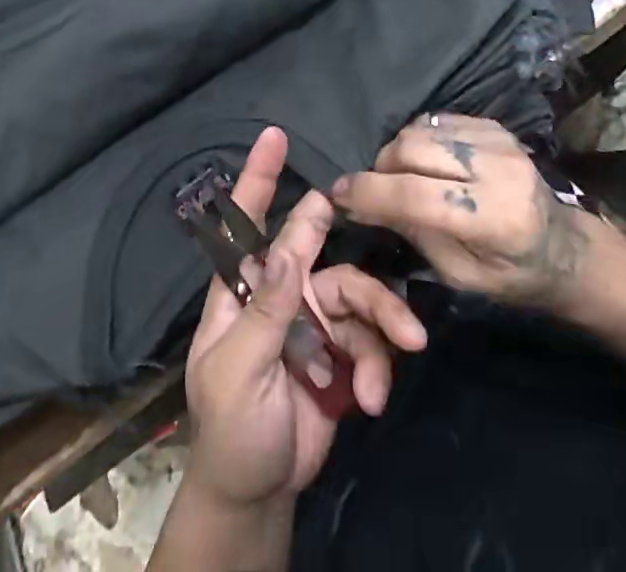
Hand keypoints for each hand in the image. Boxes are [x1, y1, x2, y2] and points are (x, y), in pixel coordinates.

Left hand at [183, 126, 427, 506]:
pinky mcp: (341, 353)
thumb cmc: (231, 428)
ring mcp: (313, 322)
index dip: (259, 179)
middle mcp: (279, 294)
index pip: (246, 224)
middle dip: (354, 269)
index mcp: (241, 291)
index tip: (275, 136)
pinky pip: (371, 342)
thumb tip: (287, 252)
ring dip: (382, 330)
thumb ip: (268, 311)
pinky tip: (370, 400)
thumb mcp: (239, 370)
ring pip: (359, 298)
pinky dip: (378, 368)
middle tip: (381, 288)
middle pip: (321, 256)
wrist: (260, 490)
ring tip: (394, 364)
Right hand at [331, 113, 609, 307]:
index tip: (337, 195)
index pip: (413, 195)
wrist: (566, 248)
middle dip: (380, 170)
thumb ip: (410, 231)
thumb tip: (358, 204)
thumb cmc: (510, 274)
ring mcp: (500, 143)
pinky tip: (425, 163)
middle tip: (376, 192)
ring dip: (397, 154)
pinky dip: (417, 141)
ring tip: (401, 178)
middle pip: (410, 150)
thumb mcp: (457, 273)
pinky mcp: (495, 127)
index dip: (366, 192)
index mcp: (494, 219)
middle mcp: (499, 171)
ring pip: (418, 131)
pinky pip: (434, 122)